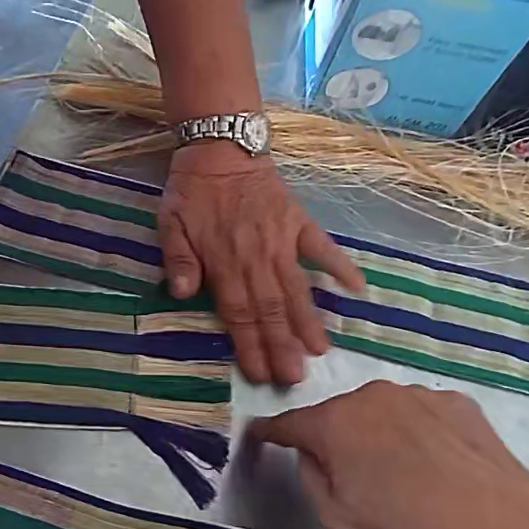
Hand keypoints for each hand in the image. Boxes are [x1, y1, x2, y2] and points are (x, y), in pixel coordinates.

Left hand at [160, 141, 363, 385]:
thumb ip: (179, 259)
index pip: (238, 312)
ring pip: (297, 288)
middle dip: (281, 346)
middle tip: (294, 378)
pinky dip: (341, 267)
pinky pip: (323, 248)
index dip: (249, 344)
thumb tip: (185, 294)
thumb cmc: (191, 192)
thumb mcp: (170, 223)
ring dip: (308, 321)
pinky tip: (358, 290)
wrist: (220, 150)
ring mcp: (282, 240)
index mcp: (224, 261)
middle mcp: (257, 257)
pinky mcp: (299, 223)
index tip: (260, 372)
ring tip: (321, 352)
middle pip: (270, 309)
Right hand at [250, 382, 528, 528]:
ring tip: (398, 479)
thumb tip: (312, 454)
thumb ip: (310, 477)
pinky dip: (412, 434)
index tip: (262, 440)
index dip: (271, 435)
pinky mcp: (461, 406)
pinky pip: (416, 416)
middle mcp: (372, 397)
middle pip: (334, 416)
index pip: (285, 423)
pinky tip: (434, 470)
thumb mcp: (339, 522)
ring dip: (373, 436)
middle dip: (331, 440)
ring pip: (377, 414)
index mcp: (334, 423)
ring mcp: (421, 396)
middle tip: (348, 480)